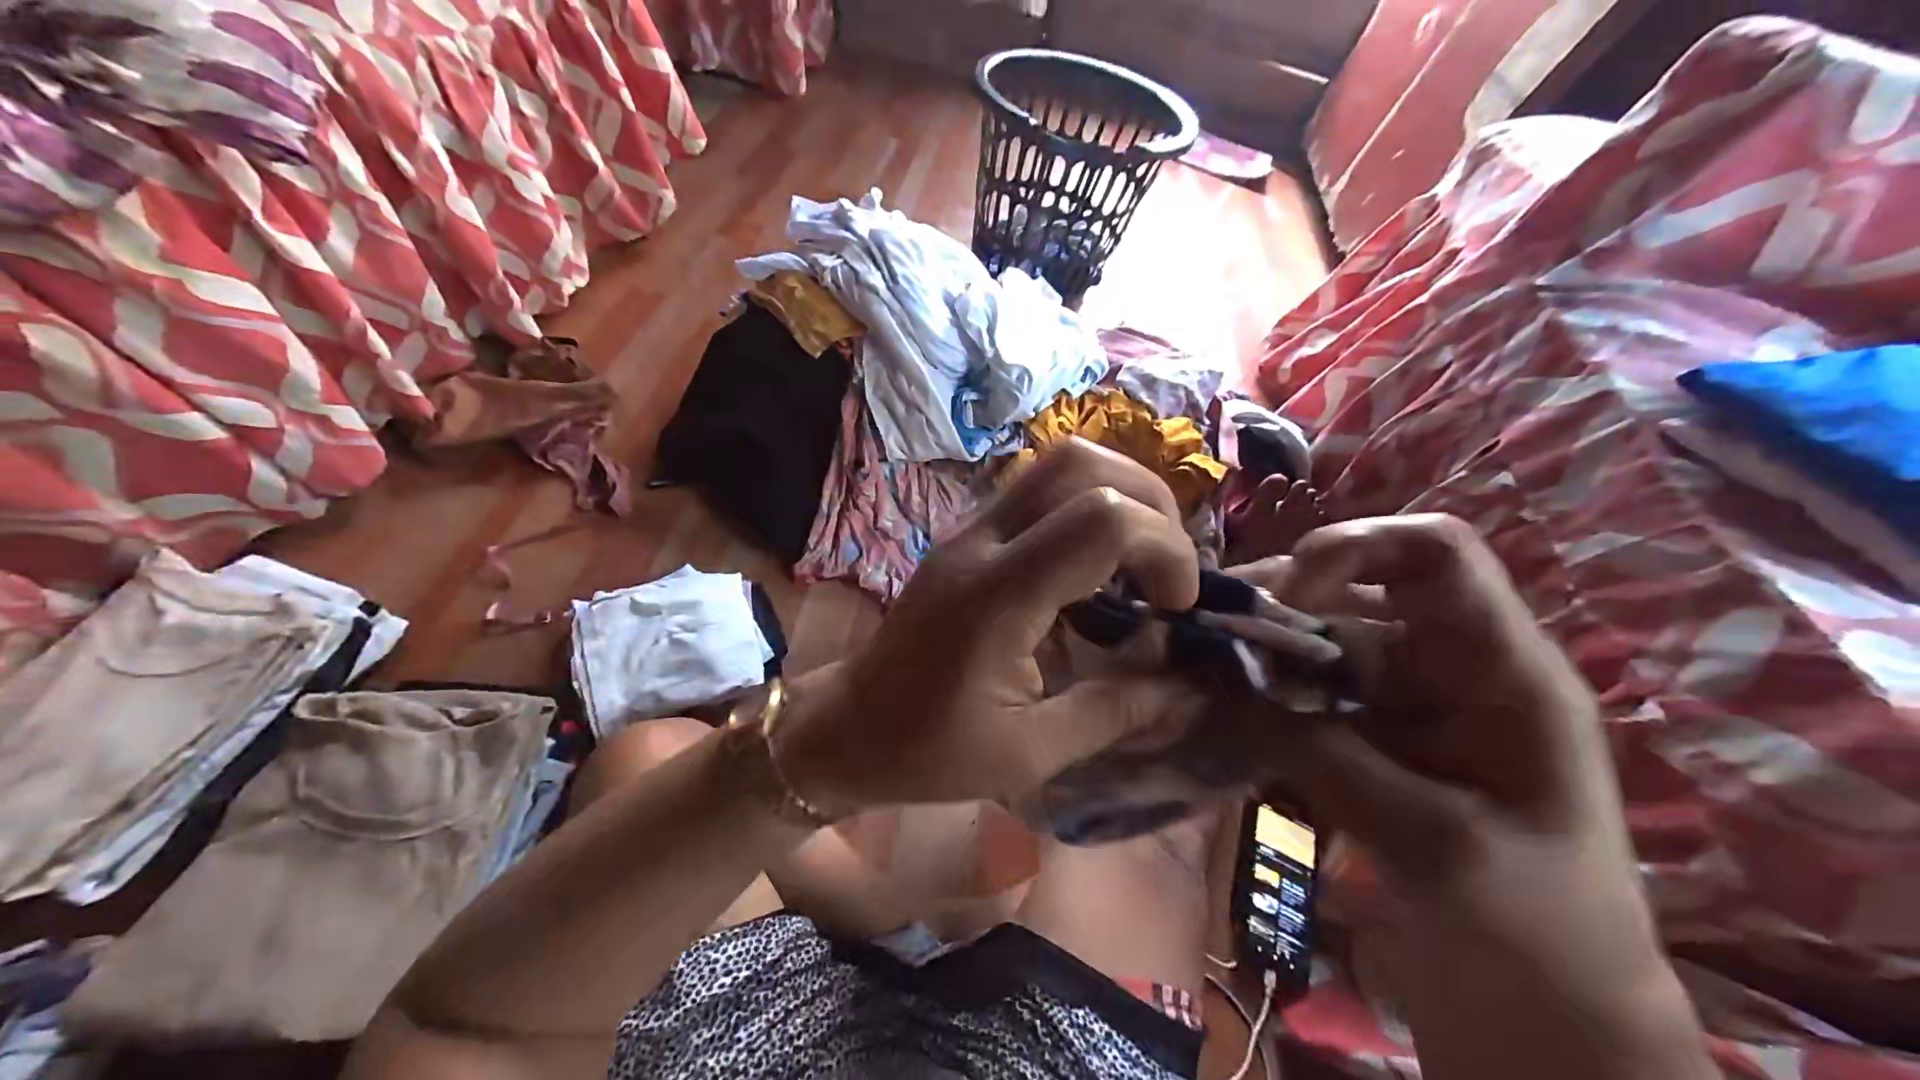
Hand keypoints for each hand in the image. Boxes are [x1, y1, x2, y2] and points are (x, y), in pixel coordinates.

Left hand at [774, 438, 1203, 813]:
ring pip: (1058, 463)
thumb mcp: (1029, 752)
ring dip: (1119, 495)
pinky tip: (1096, 567)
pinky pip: (1038, 490)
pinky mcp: (966, 535)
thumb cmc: (928, 751)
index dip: (1165, 550)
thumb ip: (1114, 713)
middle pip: (1080, 463)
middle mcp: (981, 543)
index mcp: (997, 596)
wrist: (848, 726)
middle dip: (1150, 504)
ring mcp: (968, 530)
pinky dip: (1087, 507)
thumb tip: (1186, 687)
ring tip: (1141, 562)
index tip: (1176, 608)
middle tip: (1166, 572)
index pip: (1103, 520)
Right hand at [1250, 516, 1714, 1079]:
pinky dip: (1259, 698)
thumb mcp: (1438, 846)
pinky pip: (1304, 695)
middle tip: (1207, 636)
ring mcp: (1404, 706)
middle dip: (1282, 604)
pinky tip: (1216, 714)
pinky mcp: (1370, 741)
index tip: (1288, 592)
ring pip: (1318, 644)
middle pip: (1358, 592)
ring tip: (1197, 675)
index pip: (1438, 554)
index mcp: (1504, 672)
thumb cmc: (1533, 934)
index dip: (1359, 545)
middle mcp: (1449, 670)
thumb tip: (1230, 686)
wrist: (1543, 1022)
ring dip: (1260, 655)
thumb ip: (1332, 757)